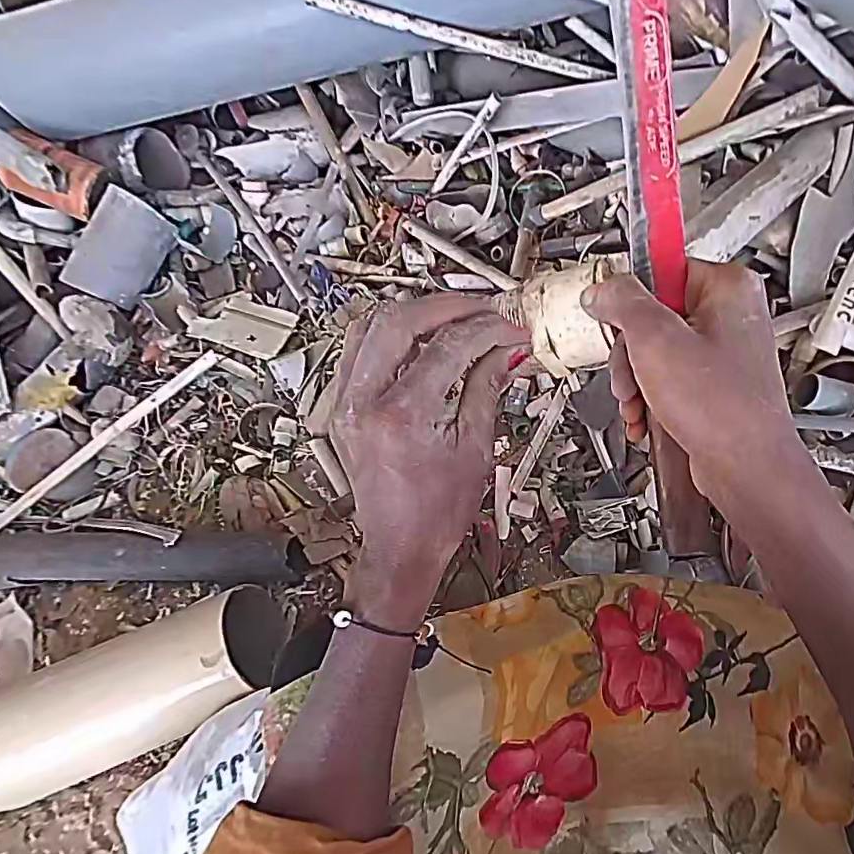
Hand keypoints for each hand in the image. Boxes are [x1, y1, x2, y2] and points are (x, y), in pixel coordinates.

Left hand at [329, 294, 527, 629]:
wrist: (401, 547)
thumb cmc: (434, 517)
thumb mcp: (475, 452)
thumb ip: (486, 390)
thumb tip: (502, 353)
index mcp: (402, 417)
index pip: (449, 347)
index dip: (488, 331)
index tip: (510, 330)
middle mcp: (365, 404)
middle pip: (403, 320)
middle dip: (450, 306)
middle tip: (485, 310)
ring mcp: (346, 404)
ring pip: (372, 324)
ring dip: (417, 312)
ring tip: (454, 317)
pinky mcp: (342, 407)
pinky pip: (358, 348)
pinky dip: (390, 332)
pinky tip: (418, 337)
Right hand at [583, 261, 805, 505]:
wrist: (744, 467)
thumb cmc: (722, 410)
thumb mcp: (656, 342)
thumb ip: (623, 305)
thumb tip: (603, 289)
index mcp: (728, 287)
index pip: (662, 267)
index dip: (630, 297)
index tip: (611, 311)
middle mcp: (729, 316)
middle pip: (652, 317)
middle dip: (629, 354)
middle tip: (628, 376)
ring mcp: (722, 353)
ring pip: (655, 353)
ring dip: (635, 382)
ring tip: (638, 403)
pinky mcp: (713, 386)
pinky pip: (667, 380)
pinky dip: (650, 399)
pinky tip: (647, 419)